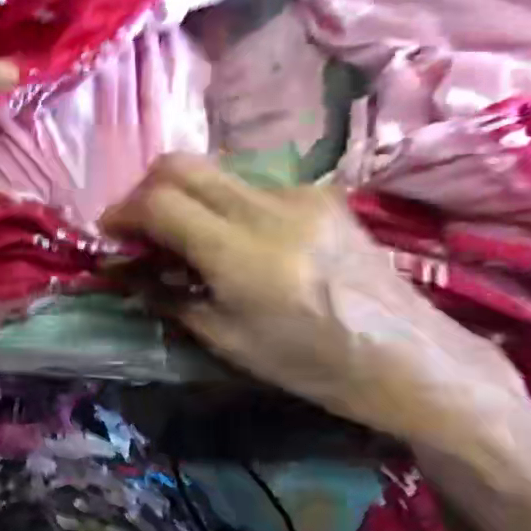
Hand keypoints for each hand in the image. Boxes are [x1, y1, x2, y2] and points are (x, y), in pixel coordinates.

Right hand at [101, 154, 530, 443]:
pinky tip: (232, 238)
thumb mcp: (225, 339)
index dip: (122, 212)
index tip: (110, 234)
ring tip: (183, 235)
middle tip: (138, 224)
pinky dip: (221, 203)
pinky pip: (248, 185)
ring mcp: (300, 198)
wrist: (419, 365)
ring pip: (212, 170)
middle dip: (143, 189)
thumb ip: (166, 293)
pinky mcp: (320, 196)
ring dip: (182, 195)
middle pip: (179, 166)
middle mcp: (270, 213)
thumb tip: (123, 268)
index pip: (158, 203)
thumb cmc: (315, 365)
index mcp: (244, 256)